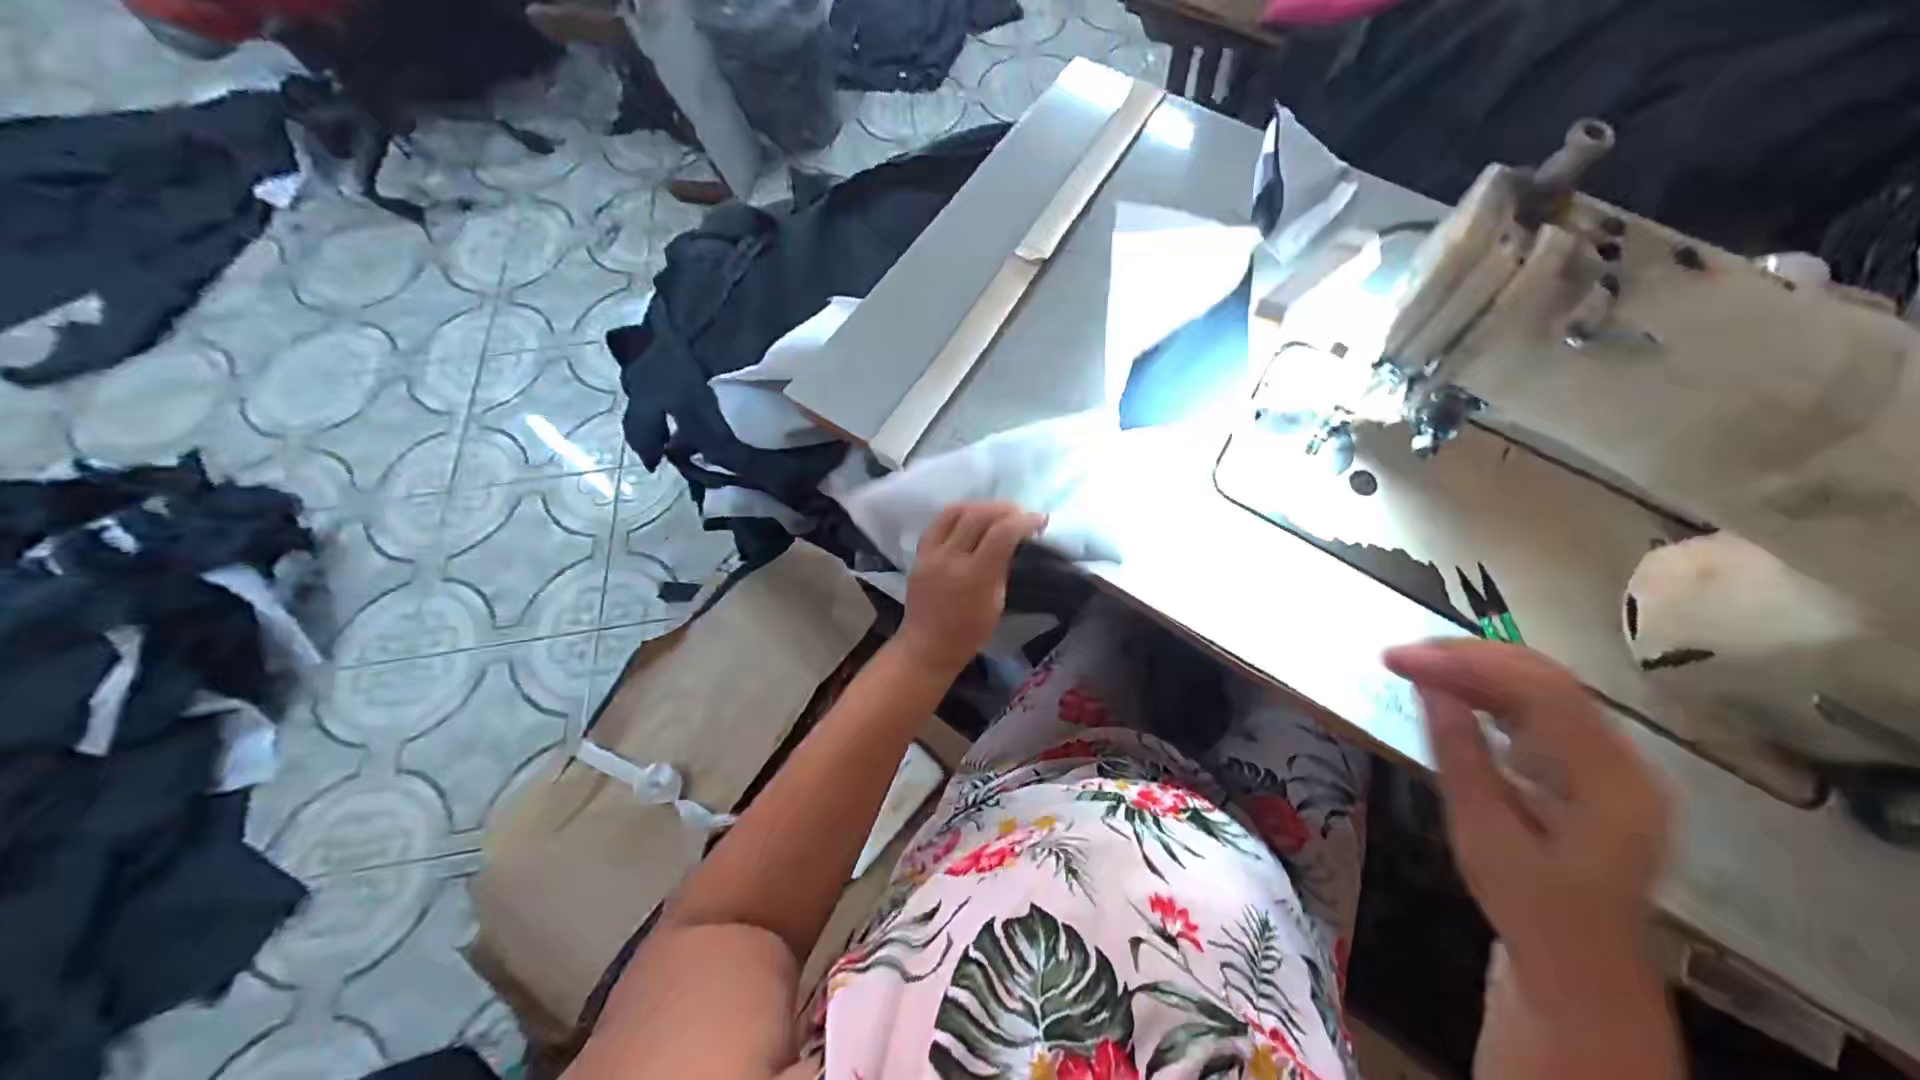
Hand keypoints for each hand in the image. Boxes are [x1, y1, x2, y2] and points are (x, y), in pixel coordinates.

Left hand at [894, 501, 1045, 676]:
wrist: (927, 646)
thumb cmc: (969, 633)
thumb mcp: (996, 603)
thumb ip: (1001, 568)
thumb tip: (1011, 542)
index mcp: (975, 576)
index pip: (1002, 533)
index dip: (1024, 521)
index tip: (1039, 520)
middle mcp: (950, 558)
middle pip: (979, 515)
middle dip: (1005, 508)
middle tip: (1021, 513)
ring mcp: (931, 554)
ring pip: (955, 511)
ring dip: (980, 505)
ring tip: (996, 511)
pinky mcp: (919, 553)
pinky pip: (939, 522)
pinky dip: (959, 513)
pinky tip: (971, 517)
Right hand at [1383, 640, 1671, 1017]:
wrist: (1581, 968)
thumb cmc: (1530, 908)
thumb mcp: (1483, 834)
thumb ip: (1459, 753)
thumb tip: (1429, 685)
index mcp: (1610, 783)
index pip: (1541, 694)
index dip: (1466, 663)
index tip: (1399, 656)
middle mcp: (1625, 762)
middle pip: (1550, 680)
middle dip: (1470, 656)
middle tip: (1402, 653)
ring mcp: (1614, 763)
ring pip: (1547, 688)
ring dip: (1479, 669)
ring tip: (1417, 662)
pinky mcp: (1593, 767)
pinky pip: (1544, 710)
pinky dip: (1493, 691)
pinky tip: (1455, 688)